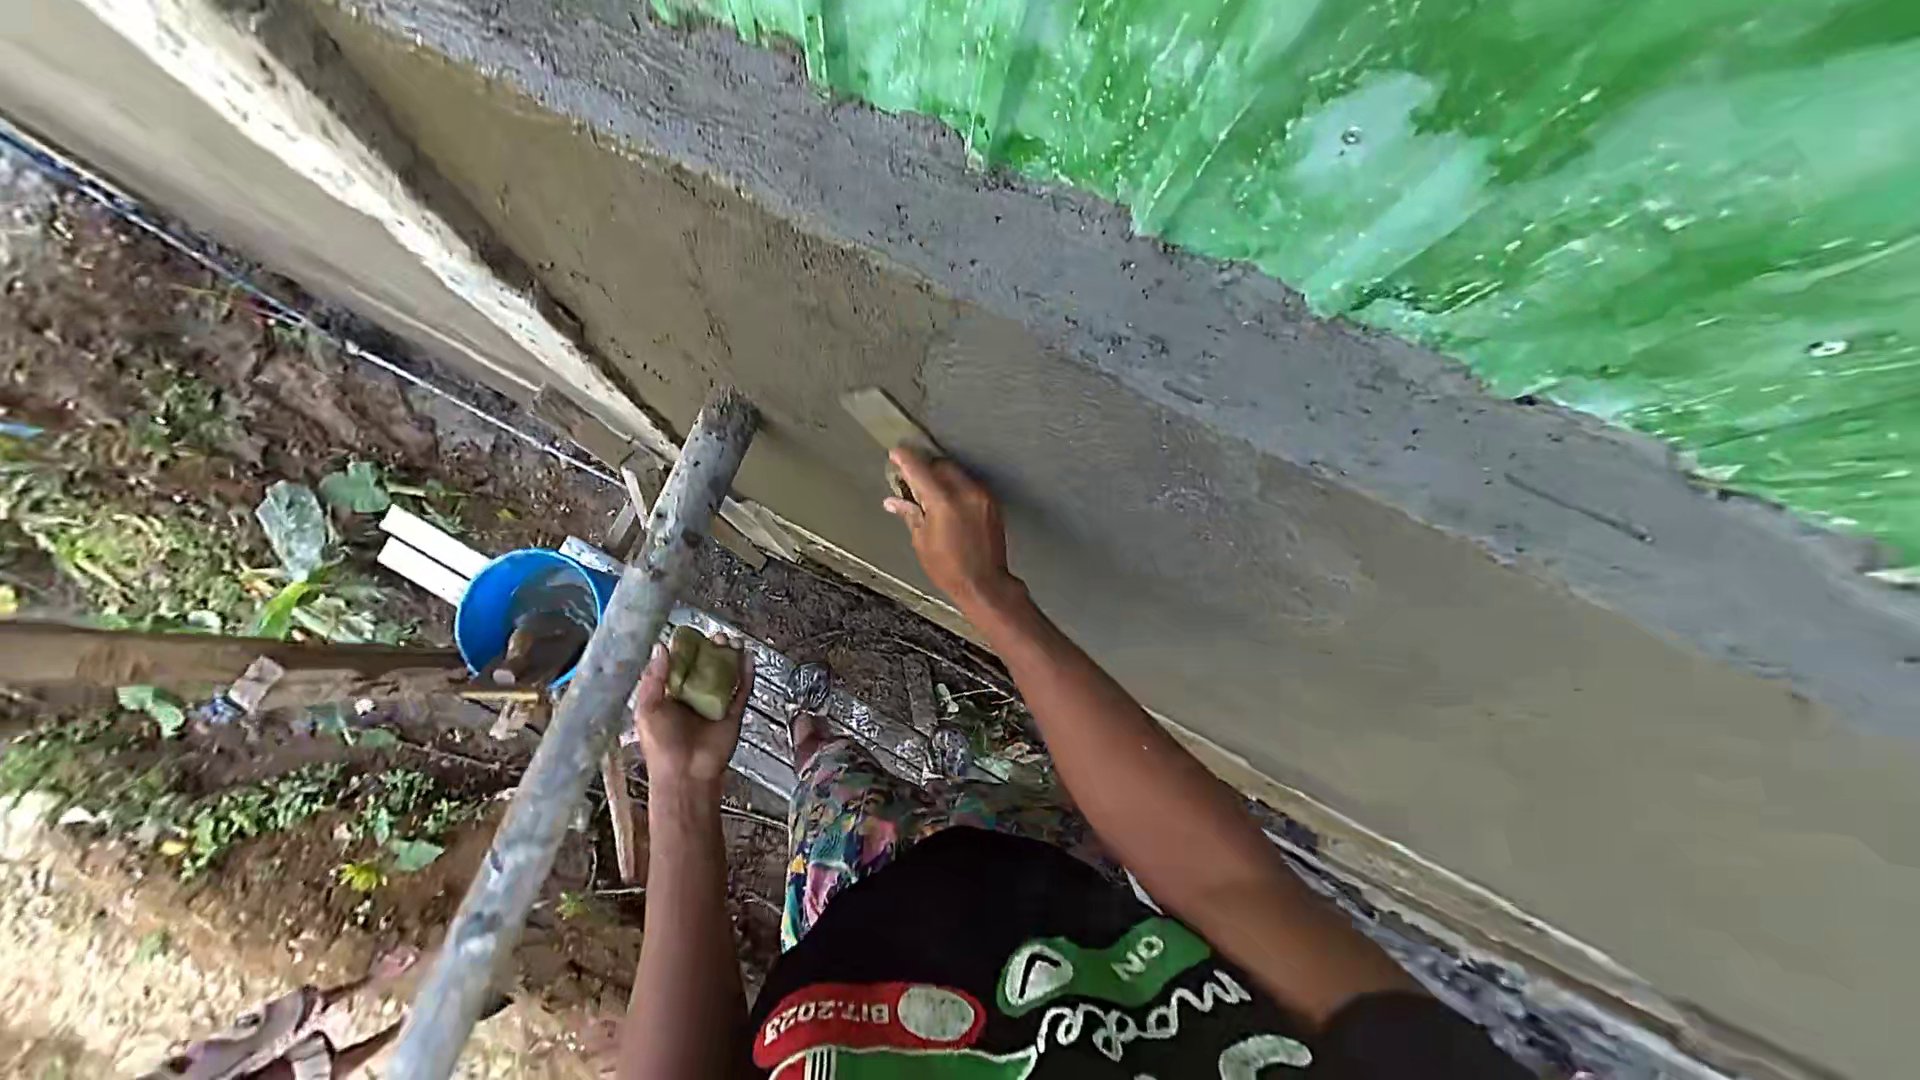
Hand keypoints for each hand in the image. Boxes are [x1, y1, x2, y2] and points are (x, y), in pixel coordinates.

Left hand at [633, 633, 752, 792]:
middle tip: (716, 636)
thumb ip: (653, 678)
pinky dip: (746, 674)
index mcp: (671, 696)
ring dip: (730, 657)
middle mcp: (694, 698)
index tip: (693, 634)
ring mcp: (715, 704)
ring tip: (731, 641)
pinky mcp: (733, 712)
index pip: (681, 666)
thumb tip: (659, 648)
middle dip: (712, 650)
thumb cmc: (662, 746)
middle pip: (707, 667)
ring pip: (727, 675)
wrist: (686, 774)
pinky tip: (747, 658)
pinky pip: (742, 690)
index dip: (688, 650)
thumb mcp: (647, 709)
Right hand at [883, 447, 1020, 609]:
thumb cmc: (950, 569)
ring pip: (957, 473)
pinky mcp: (992, 503)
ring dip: (942, 478)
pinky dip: (957, 488)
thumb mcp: (922, 541)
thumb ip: (910, 514)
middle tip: (912, 483)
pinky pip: (970, 485)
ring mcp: (982, 497)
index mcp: (944, 502)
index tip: (896, 454)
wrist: (984, 583)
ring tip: (932, 497)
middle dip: (926, 469)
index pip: (920, 470)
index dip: (905, 459)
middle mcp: (965, 493)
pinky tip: (950, 504)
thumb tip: (893, 501)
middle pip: (941, 465)